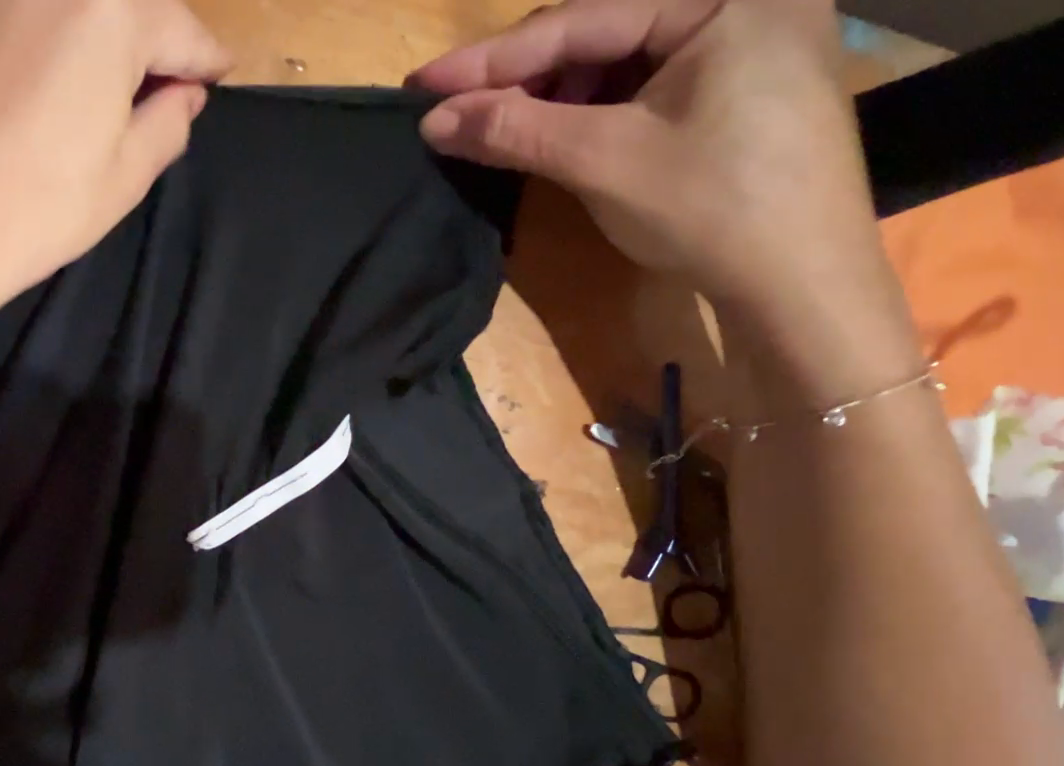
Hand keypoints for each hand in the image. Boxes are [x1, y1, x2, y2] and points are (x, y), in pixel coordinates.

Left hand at [0, 0, 230, 307]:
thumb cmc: (34, 210)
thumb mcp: (124, 178)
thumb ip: (168, 123)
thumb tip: (182, 94)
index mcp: (111, 8)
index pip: (179, 29)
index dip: (202, 61)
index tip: (215, 74)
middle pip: (121, 4)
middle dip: (146, 41)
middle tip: (157, 85)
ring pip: (63, 5)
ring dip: (90, 34)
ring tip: (93, 84)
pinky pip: (10, 8)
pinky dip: (34, 31)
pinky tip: (33, 76)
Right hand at [409, 0, 893, 324]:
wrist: (798, 281)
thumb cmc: (710, 209)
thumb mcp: (602, 161)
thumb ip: (516, 129)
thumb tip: (433, 120)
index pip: (582, 19)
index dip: (492, 58)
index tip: (423, 83)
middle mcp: (744, 0)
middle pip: (603, 28)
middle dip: (524, 74)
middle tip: (454, 109)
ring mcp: (748, 38)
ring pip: (620, 55)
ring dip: (553, 93)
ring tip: (499, 127)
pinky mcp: (741, 80)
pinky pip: (646, 79)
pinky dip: (592, 106)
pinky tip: (556, 131)